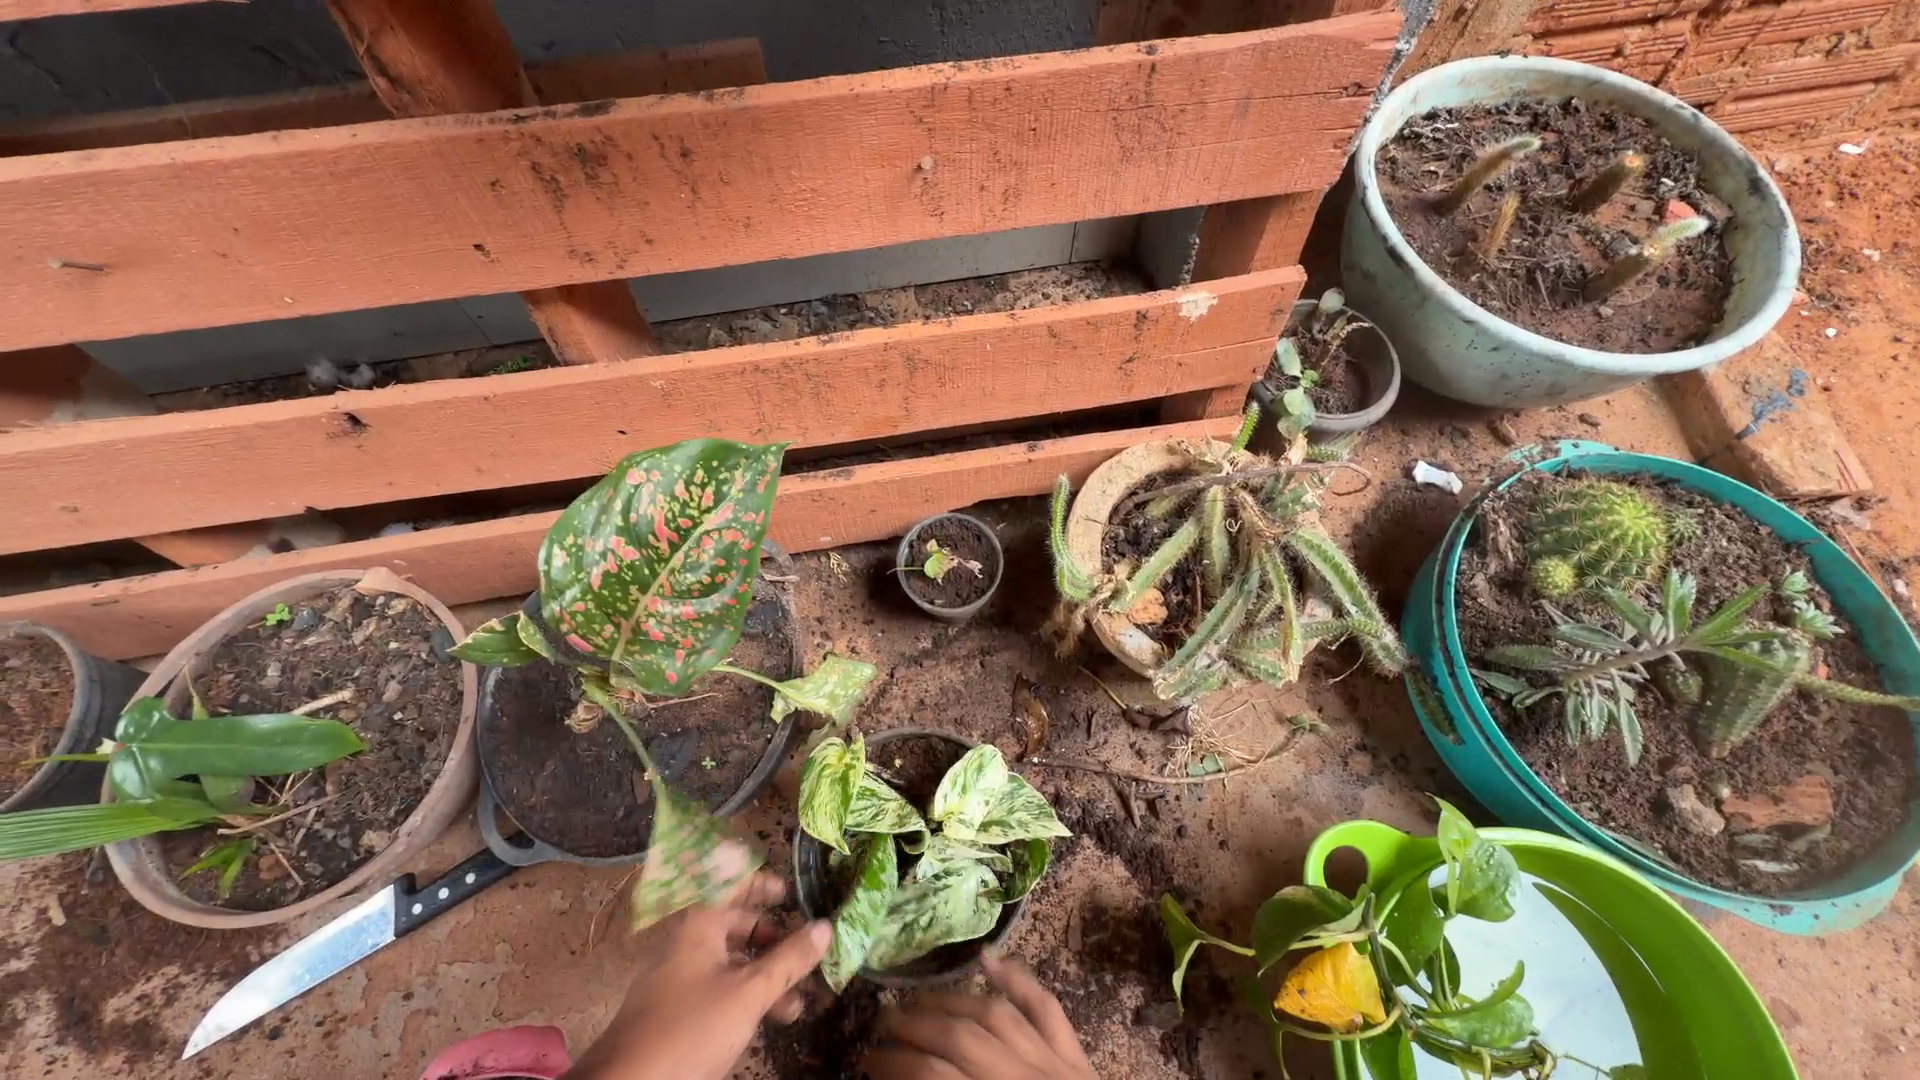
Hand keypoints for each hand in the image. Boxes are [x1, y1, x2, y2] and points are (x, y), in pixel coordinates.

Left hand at [564, 867, 831, 1079]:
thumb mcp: (749, 993)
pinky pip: (716, 990)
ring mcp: (677, 980)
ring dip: (764, 975)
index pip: (732, 884)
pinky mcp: (673, 1013)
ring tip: (795, 1003)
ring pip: (729, 963)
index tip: (790, 893)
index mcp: (700, 926)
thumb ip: (788, 960)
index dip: (761, 882)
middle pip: (734, 924)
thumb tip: (825, 926)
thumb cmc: (690, 1028)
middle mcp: (687, 945)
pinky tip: (766, 1021)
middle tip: (802, 953)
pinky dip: (744, 997)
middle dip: (772, 939)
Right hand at [864, 956, 1097, 1079]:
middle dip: (914, 1026)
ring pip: (996, 1014)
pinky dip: (1018, 980)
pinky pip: (1046, 1009)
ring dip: (952, 1001)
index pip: (934, 1078)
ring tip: (917, 999)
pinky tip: (988, 959)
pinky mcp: (1077, 1058)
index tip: (867, 1059)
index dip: (896, 1065)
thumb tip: (906, 1079)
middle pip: (960, 1038)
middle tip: (881, 1022)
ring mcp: (1055, 1064)